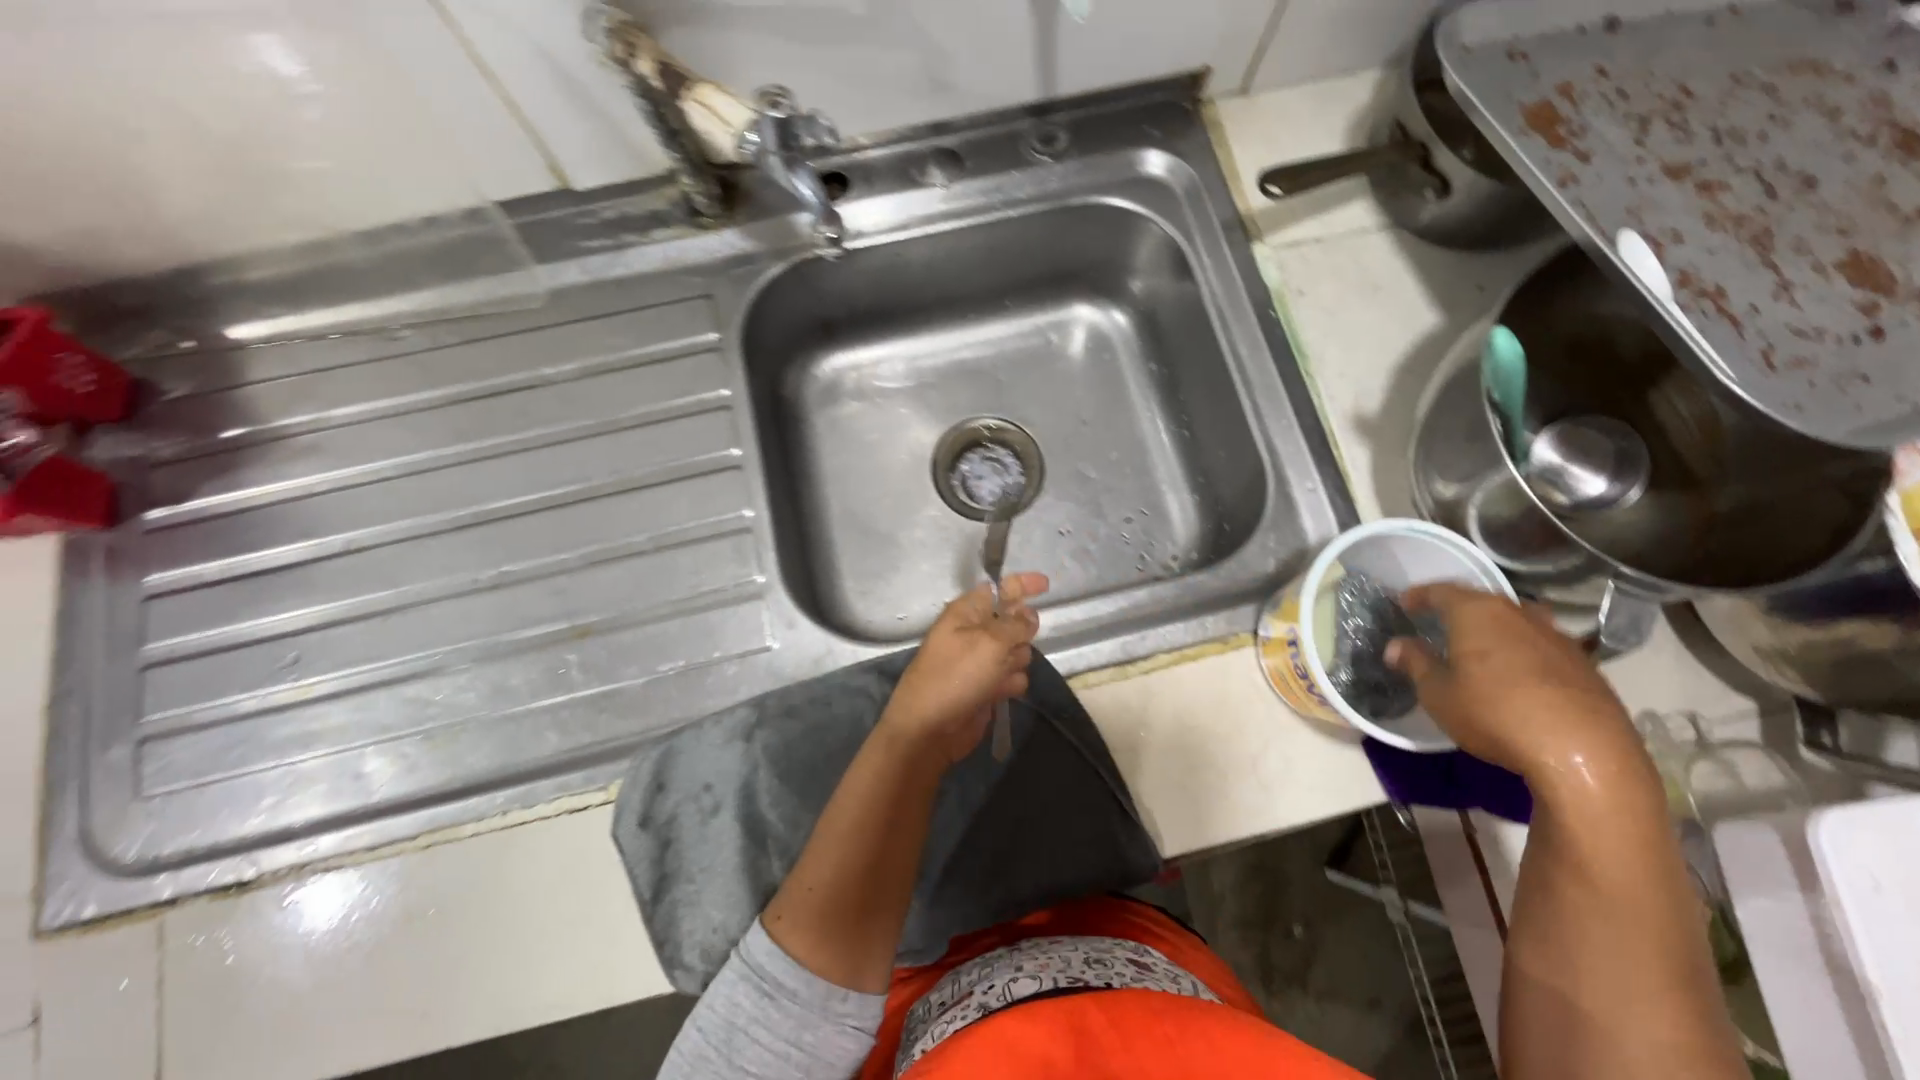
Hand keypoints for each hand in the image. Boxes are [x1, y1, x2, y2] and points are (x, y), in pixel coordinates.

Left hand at [881, 573, 1048, 763]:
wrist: (930, 728)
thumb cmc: (955, 676)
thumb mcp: (990, 642)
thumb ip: (1016, 624)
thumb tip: (1030, 615)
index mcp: (966, 613)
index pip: (998, 589)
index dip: (1021, 584)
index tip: (1045, 583)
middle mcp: (974, 633)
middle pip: (1014, 622)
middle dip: (1020, 634)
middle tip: (1009, 647)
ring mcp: (981, 661)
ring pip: (1018, 651)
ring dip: (1016, 662)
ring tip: (998, 675)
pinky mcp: (988, 687)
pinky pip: (1014, 677)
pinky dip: (1011, 684)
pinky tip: (1000, 693)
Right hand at [1386, 584, 1643, 785]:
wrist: (1582, 749)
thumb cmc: (1494, 713)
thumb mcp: (1438, 693)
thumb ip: (1416, 663)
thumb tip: (1396, 645)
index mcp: (1478, 613)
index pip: (1441, 591)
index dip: (1419, 596)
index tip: (1404, 604)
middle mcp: (1518, 613)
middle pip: (1482, 602)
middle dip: (1459, 611)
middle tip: (1440, 626)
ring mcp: (1557, 636)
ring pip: (1516, 622)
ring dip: (1495, 631)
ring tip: (1480, 650)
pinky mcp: (1583, 663)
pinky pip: (1541, 646)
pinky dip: (1522, 652)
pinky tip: (1517, 676)